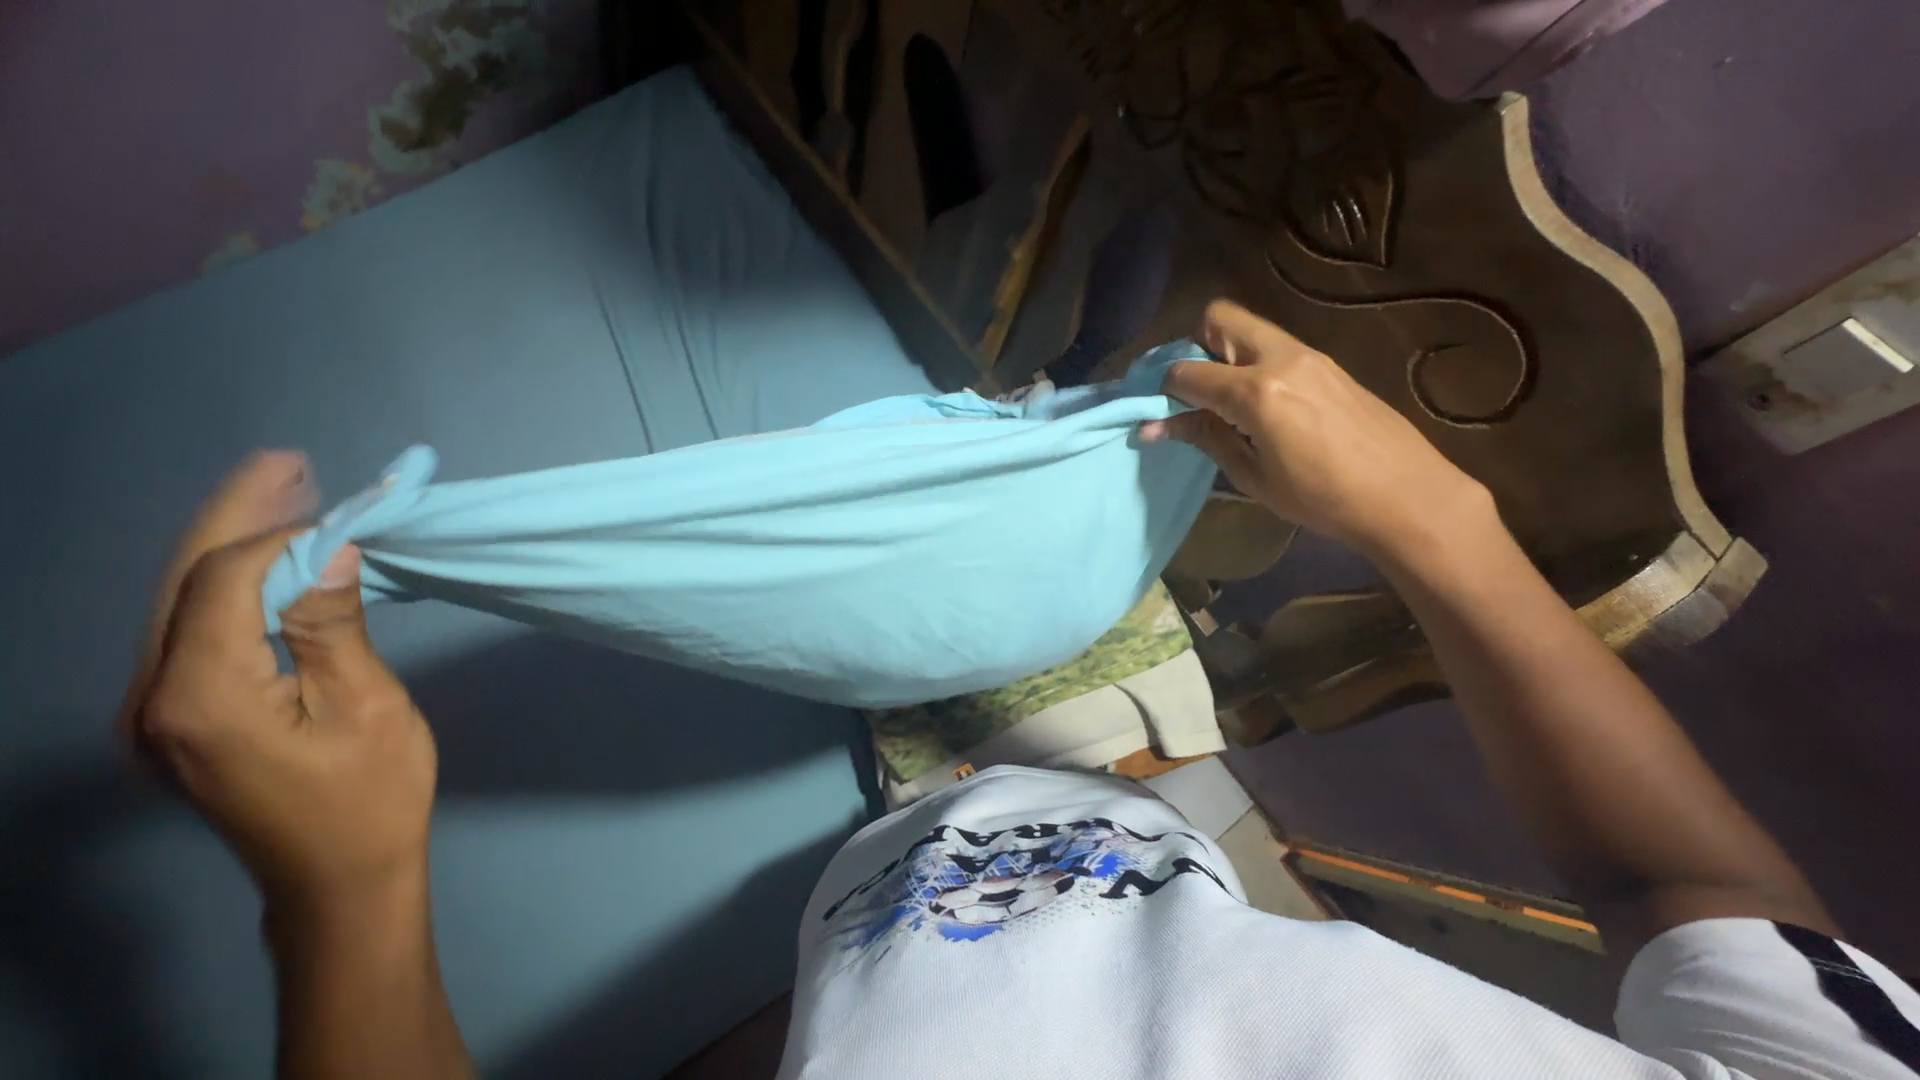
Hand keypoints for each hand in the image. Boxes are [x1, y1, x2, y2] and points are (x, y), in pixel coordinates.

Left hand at [128, 456, 437, 914]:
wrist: (338, 882)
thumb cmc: (370, 798)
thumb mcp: (368, 709)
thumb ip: (333, 626)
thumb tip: (330, 549)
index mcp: (203, 698)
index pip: (223, 581)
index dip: (281, 534)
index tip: (347, 507)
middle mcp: (153, 701)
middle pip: (183, 581)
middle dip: (235, 515)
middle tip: (286, 461)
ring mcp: (153, 714)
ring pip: (178, 603)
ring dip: (229, 543)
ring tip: (281, 491)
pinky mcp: (174, 721)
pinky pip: (189, 633)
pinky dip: (227, 585)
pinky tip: (263, 560)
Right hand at [1143, 300, 1495, 563]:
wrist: (1407, 495)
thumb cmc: (1323, 500)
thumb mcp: (1254, 476)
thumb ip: (1206, 438)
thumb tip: (1154, 426)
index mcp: (1256, 393)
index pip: (1187, 372)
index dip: (1161, 390)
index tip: (1154, 412)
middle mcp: (1280, 359)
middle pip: (1219, 318)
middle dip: (1193, 346)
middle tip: (1192, 391)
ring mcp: (1309, 356)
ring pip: (1249, 328)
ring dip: (1224, 352)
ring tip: (1224, 401)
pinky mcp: (1327, 363)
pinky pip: (1274, 345)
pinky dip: (1252, 362)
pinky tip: (1260, 405)